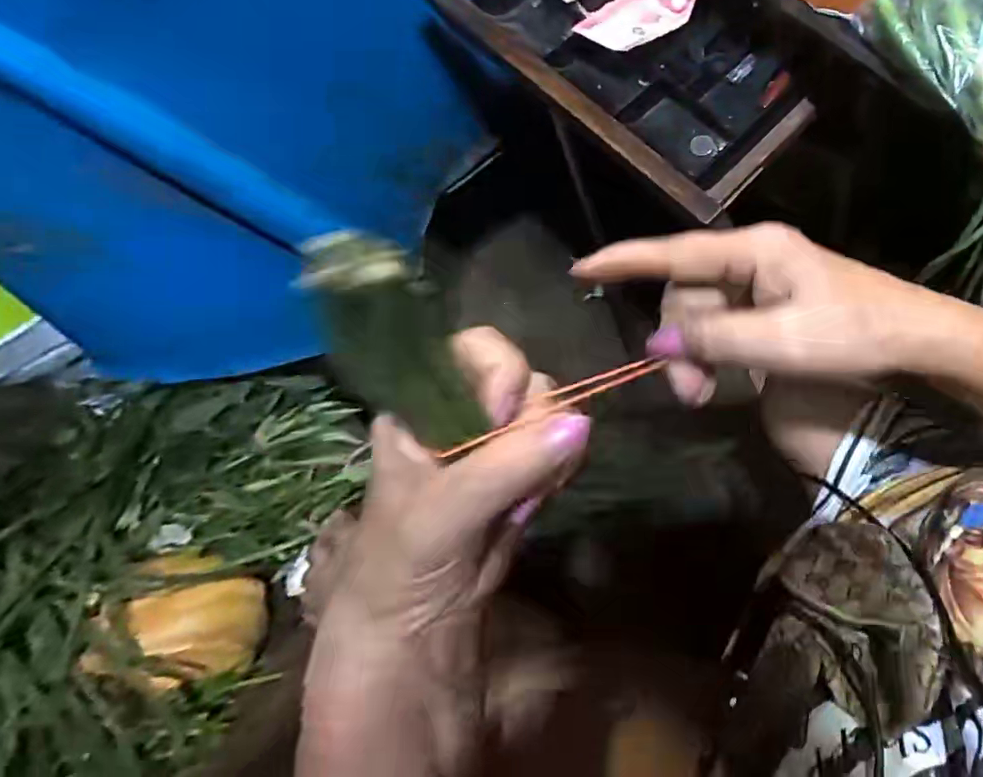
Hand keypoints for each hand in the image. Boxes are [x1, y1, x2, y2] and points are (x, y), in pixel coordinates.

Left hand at [317, 327, 584, 633]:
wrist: (416, 633)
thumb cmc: (401, 565)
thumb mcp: (441, 514)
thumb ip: (504, 466)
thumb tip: (581, 421)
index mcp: (421, 402)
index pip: (471, 348)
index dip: (497, 370)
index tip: (501, 415)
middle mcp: (460, 407)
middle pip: (521, 374)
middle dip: (532, 417)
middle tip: (520, 466)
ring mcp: (496, 436)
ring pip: (547, 407)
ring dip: (551, 445)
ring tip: (528, 491)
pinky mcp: (526, 463)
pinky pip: (562, 439)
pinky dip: (562, 462)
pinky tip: (542, 494)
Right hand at [571, 223, 946, 405]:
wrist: (916, 339)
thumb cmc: (855, 334)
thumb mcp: (782, 343)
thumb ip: (716, 339)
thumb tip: (658, 339)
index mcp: (754, 250)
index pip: (677, 252)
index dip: (626, 259)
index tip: (581, 267)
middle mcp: (753, 256)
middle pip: (687, 293)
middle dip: (679, 342)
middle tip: (690, 394)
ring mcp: (764, 279)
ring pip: (703, 313)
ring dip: (696, 354)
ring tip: (705, 396)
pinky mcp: (773, 302)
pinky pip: (726, 322)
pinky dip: (716, 351)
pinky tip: (719, 379)